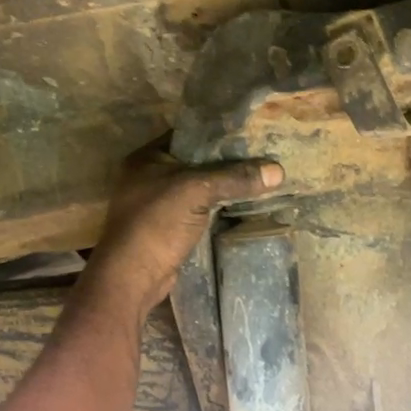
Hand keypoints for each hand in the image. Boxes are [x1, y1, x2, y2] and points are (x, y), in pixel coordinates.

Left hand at [78, 144, 282, 314]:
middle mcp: (148, 177)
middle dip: (225, 163)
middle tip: (261, 158)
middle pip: (194, 163)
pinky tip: (242, 207)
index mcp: (147, 157)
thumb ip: (235, 178)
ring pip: (197, 189)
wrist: (133, 276)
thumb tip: (278, 170)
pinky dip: (216, 208)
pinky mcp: (166, 229)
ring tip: (258, 180)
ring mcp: (156, 205)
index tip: (250, 134)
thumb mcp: (197, 192)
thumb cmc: (156, 223)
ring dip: (222, 188)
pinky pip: (197, 211)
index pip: (188, 135)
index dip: (218, 134)